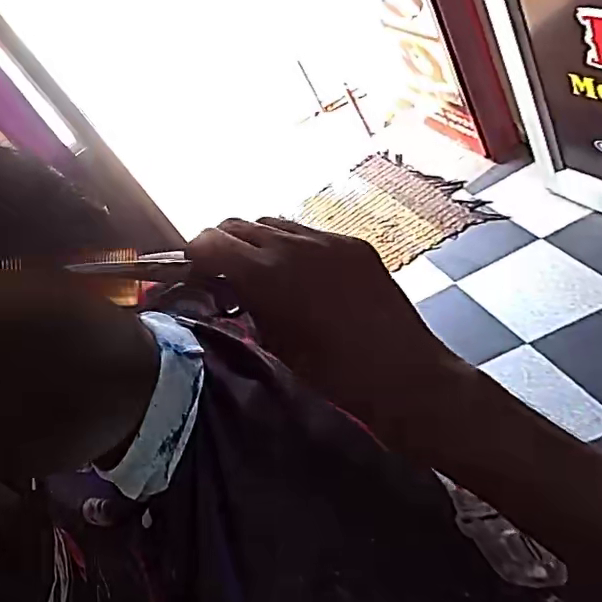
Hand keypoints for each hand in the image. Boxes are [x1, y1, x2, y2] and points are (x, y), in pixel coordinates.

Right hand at [186, 217, 467, 441]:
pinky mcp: (352, 244)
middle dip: (222, 245)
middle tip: (224, 272)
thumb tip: (225, 290)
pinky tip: (304, 275)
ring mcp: (325, 240)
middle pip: (235, 224)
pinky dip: (293, 246)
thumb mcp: (271, 341)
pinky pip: (307, 233)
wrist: (406, 378)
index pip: (209, 240)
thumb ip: (242, 304)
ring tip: (264, 271)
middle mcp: (291, 245)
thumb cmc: (332, 373)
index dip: (195, 255)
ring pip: (270, 223)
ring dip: (256, 241)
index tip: (196, 272)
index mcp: (265, 273)